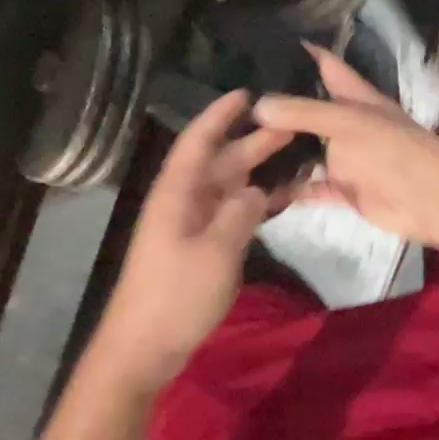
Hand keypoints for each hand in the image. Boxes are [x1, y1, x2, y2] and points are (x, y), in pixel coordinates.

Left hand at [91, 90, 293, 391]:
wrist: (143, 346)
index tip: (246, 93)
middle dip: (251, 141)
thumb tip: (254, 190)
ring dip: (256, 172)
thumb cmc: (176, 294)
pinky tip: (280, 200)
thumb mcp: (215, 252)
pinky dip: (253, 206)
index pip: (198, 140)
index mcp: (177, 191)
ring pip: (226, 187)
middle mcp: (182, 200)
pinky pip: (229, 215)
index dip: (219, 114)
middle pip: (218, 161)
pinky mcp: (197, 248)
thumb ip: (239, 214)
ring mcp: (189, 225)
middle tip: (290, 124)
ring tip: (295, 155)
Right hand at [253, 45, 438, 247]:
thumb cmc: (393, 149)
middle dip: (275, 105)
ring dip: (278, 148)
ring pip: (304, 148)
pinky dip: (289, 188)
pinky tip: (257, 186)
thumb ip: (302, 112)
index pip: (324, 64)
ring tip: (235, 141)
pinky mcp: (344, 188)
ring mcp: (344, 156)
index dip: (300, 53)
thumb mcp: (346, 122)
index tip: (262, 44)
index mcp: (353, 96)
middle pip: (307, 109)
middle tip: (233, 100)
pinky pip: (310, 187)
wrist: (432, 201)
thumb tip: (256, 106)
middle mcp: (345, 122)